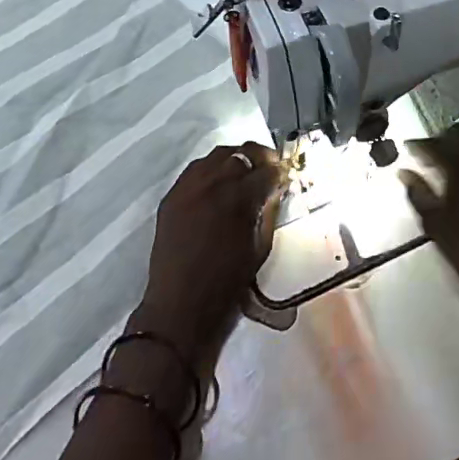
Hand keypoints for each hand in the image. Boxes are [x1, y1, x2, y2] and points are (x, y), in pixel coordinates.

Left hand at [134, 143, 282, 358]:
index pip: (267, 171)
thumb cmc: (227, 285)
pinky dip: (212, 169)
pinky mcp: (172, 195)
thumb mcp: (260, 249)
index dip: (281, 172)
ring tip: (246, 171)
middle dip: (261, 158)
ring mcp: (188, 187)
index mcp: (239, 200)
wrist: (180, 306)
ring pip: (217, 155)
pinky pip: (196, 169)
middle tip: (271, 168)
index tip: (287, 175)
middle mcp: (212, 184)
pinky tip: (220, 180)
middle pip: (242, 153)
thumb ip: (268, 213)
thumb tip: (275, 191)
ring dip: (236, 159)